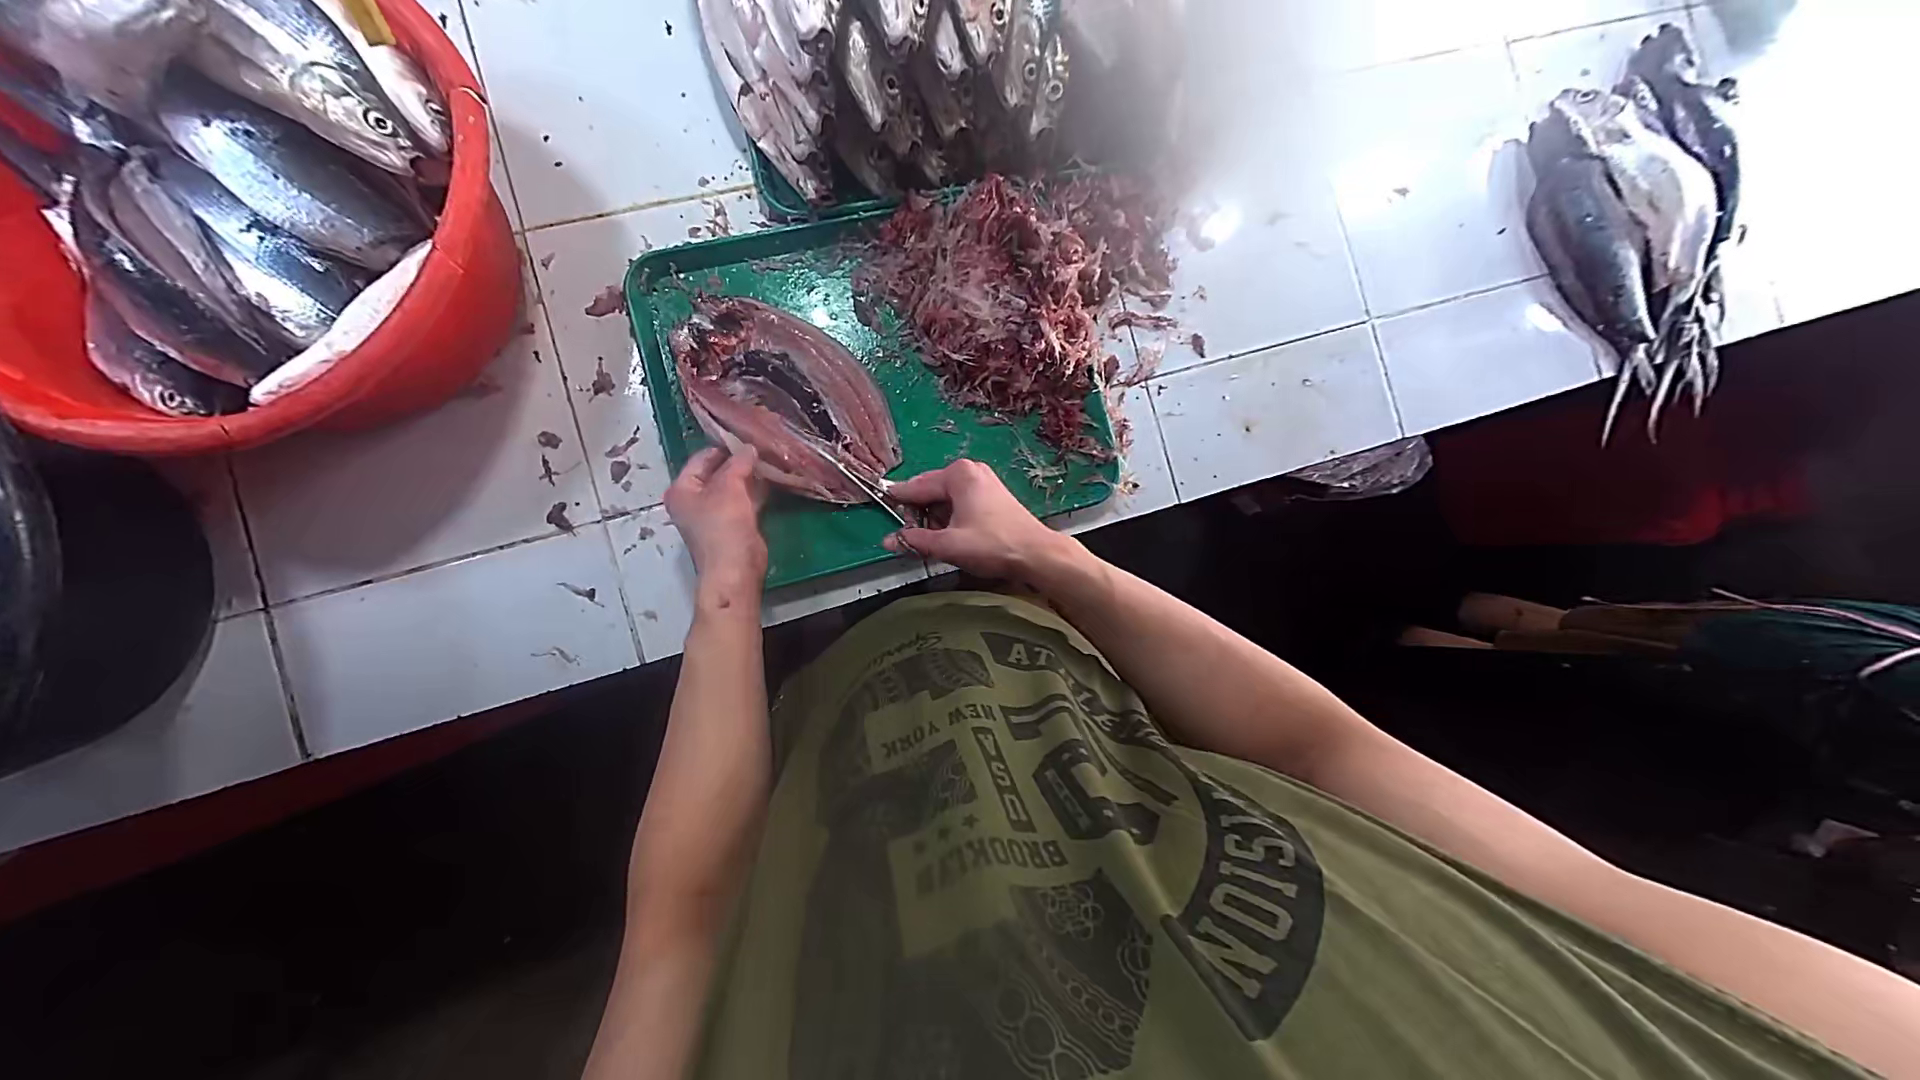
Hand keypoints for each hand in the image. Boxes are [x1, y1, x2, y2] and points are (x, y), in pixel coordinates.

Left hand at [665, 447, 767, 587]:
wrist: (735, 569)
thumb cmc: (723, 526)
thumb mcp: (729, 487)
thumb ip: (739, 463)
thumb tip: (749, 448)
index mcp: (682, 490)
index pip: (701, 458)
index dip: (724, 447)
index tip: (747, 436)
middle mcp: (695, 500)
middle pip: (718, 472)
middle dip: (740, 461)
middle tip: (763, 446)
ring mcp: (715, 514)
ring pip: (734, 487)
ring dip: (750, 476)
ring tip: (771, 459)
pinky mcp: (734, 525)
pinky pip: (745, 501)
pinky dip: (756, 491)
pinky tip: (772, 480)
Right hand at [882, 459, 1085, 588]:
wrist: (1036, 553)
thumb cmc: (993, 545)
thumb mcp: (948, 545)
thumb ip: (915, 541)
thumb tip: (889, 540)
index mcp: (958, 474)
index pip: (915, 487)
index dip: (897, 502)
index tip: (880, 509)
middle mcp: (969, 471)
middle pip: (930, 491)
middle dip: (918, 515)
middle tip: (910, 538)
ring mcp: (982, 482)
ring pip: (944, 499)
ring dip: (934, 519)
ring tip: (933, 542)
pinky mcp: (991, 496)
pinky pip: (959, 503)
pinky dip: (950, 518)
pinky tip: (950, 537)